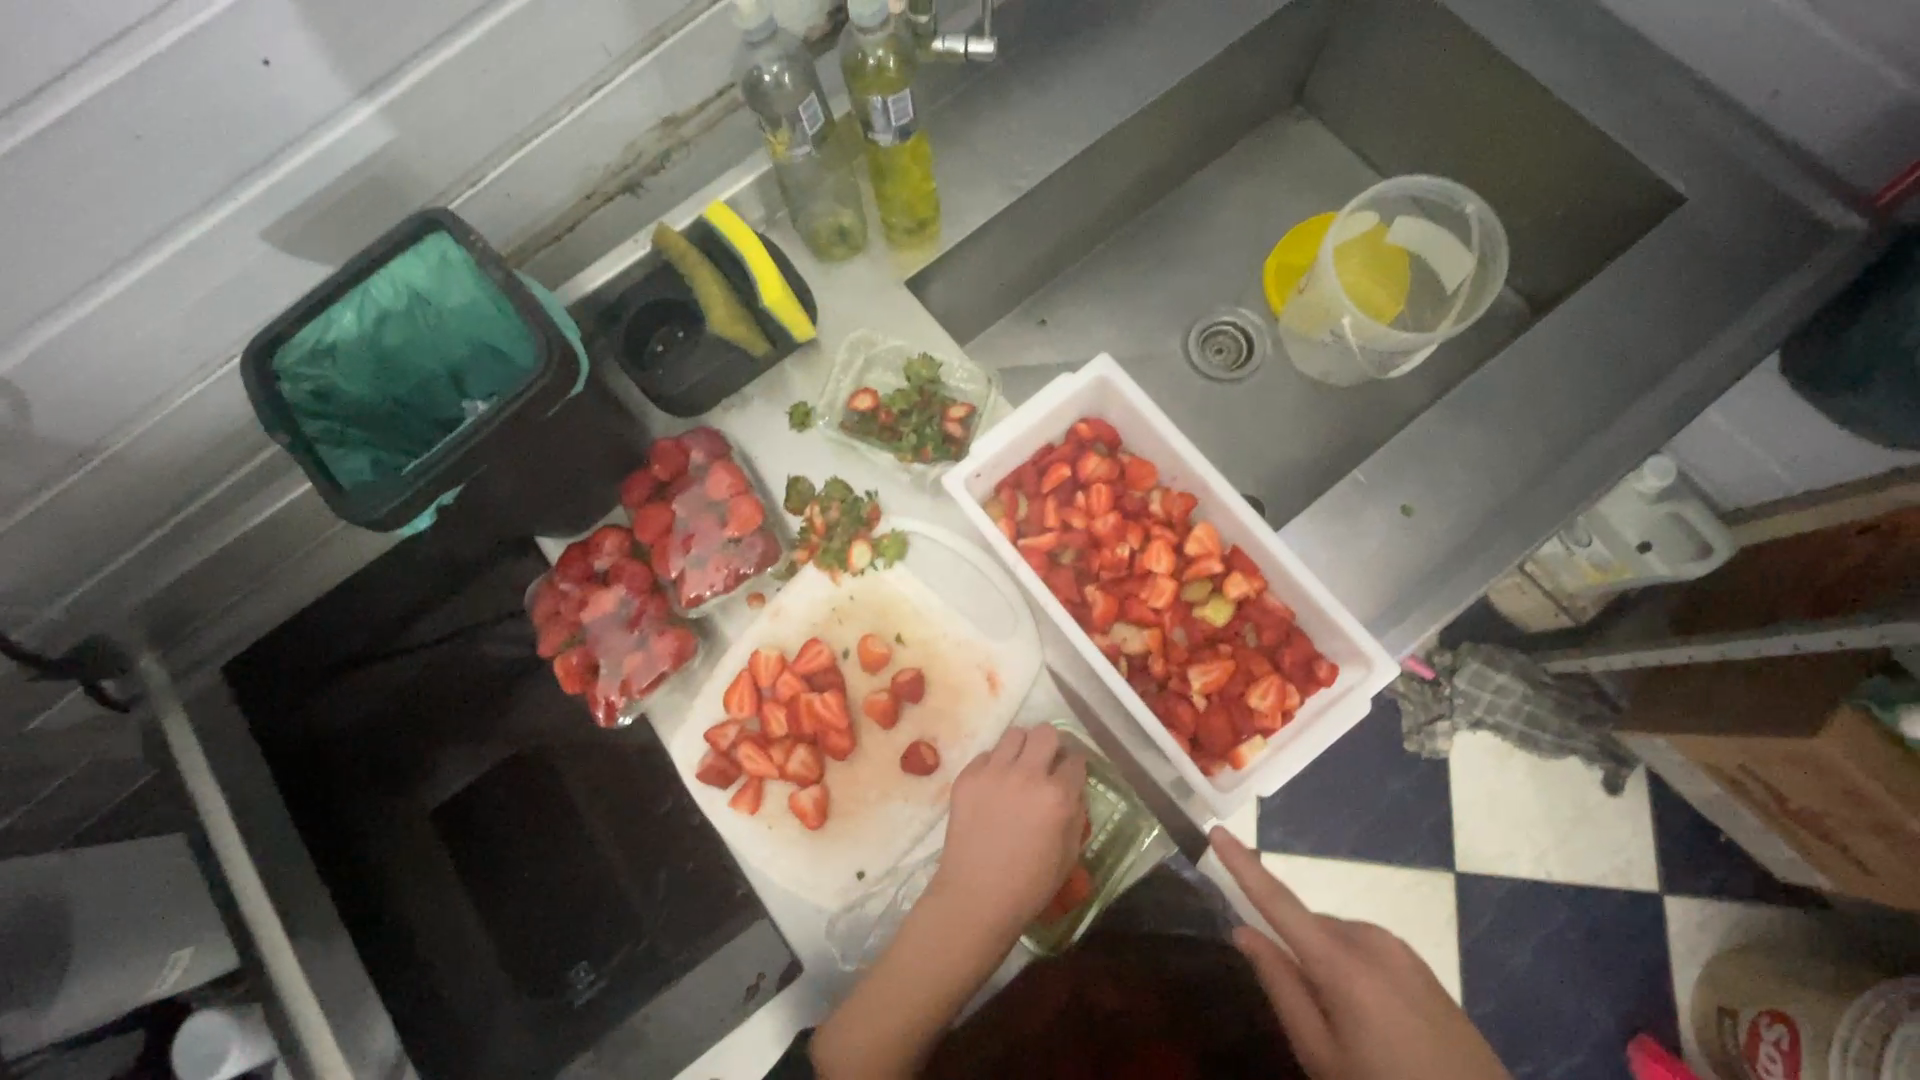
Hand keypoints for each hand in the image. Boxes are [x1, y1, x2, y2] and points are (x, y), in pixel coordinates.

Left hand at [930, 724, 1087, 938]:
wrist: (976, 896)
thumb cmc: (1030, 884)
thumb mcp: (1070, 854)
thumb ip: (1076, 814)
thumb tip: (1072, 791)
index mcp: (1058, 796)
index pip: (1076, 760)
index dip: (1075, 767)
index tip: (1070, 775)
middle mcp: (1027, 775)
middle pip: (1045, 732)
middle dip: (1050, 745)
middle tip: (1046, 763)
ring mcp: (993, 773)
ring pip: (1014, 734)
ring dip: (1022, 747)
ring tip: (1018, 768)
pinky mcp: (967, 777)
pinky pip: (986, 755)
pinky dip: (994, 765)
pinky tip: (993, 787)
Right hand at [1210, 826, 1510, 1079]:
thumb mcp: (1320, 1054)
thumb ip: (1280, 987)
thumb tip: (1244, 932)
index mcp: (1339, 961)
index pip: (1277, 902)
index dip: (1243, 866)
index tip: (1217, 831)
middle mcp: (1369, 939)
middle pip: (1308, 927)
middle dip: (1295, 954)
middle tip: (1309, 1018)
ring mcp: (1400, 949)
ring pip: (1336, 940)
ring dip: (1325, 965)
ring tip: (1347, 1029)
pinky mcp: (1421, 965)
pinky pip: (1366, 952)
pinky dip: (1353, 973)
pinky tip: (1374, 1024)